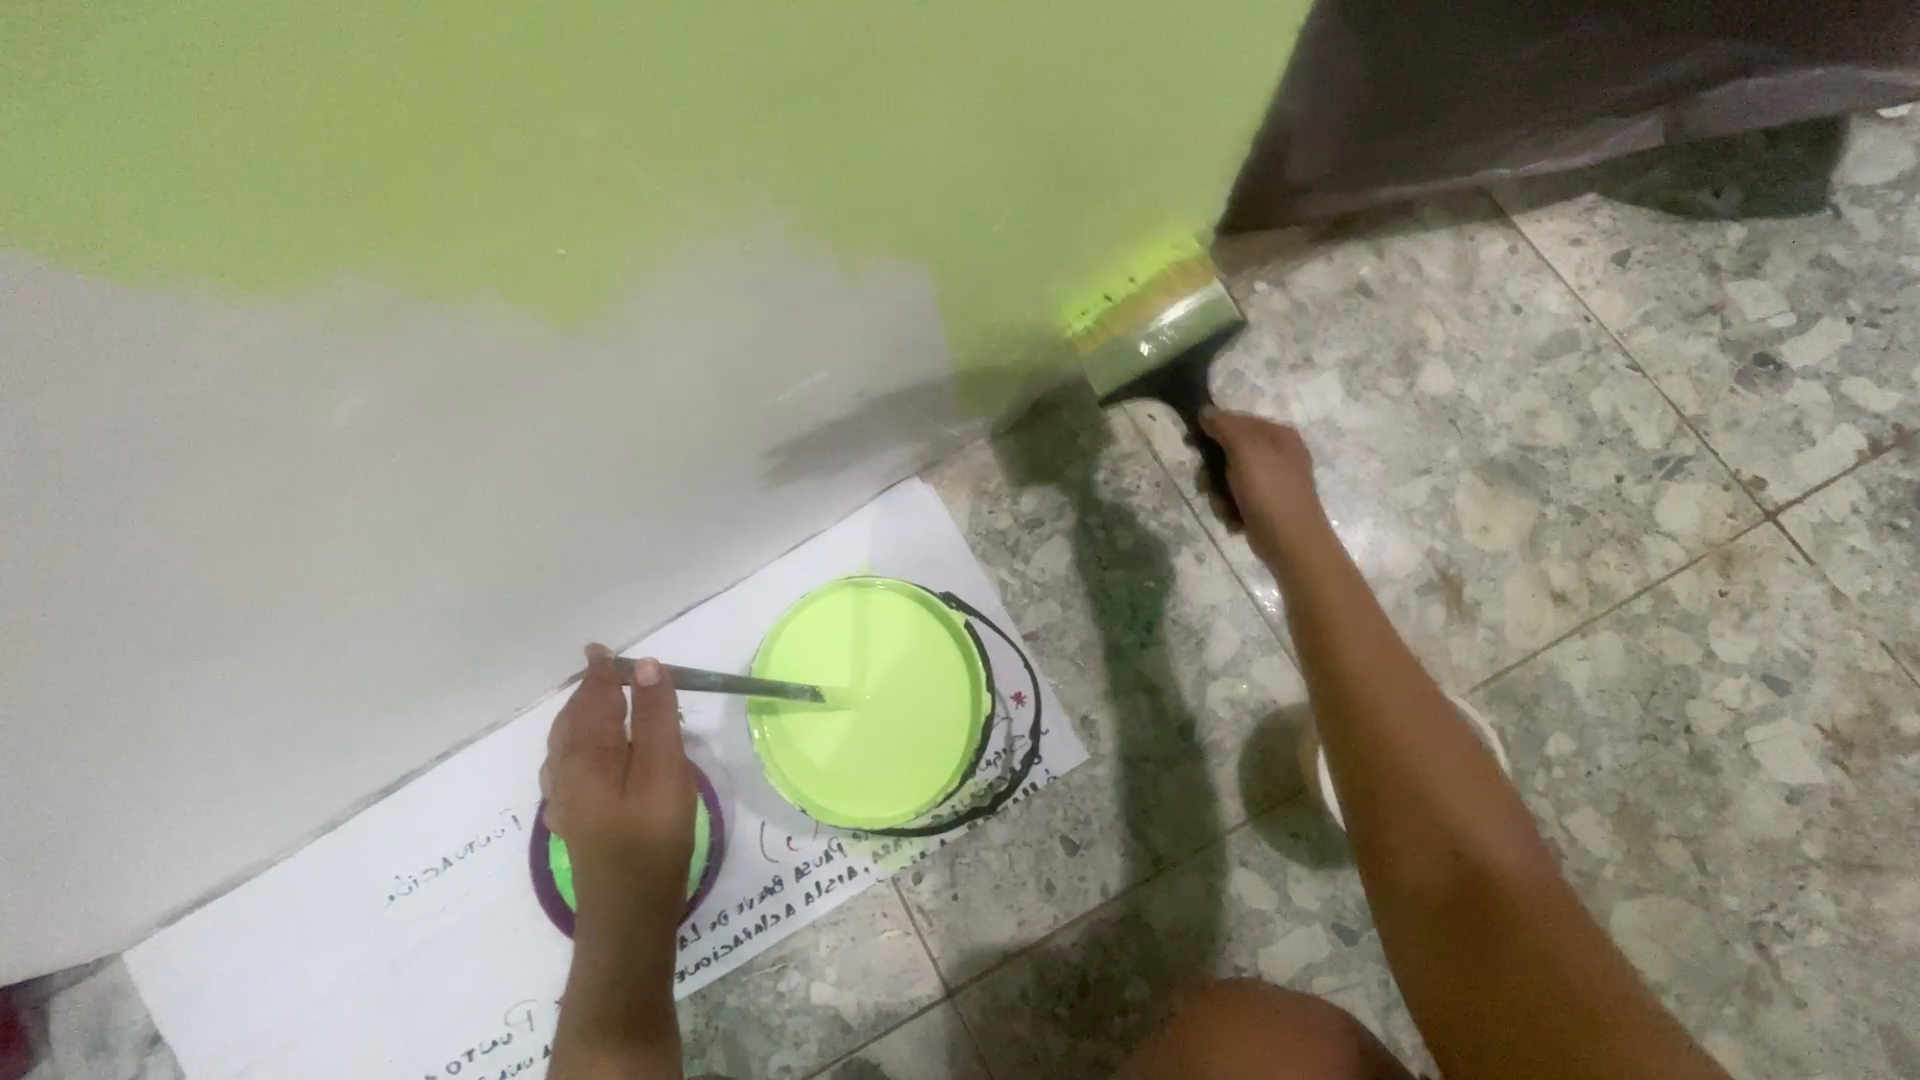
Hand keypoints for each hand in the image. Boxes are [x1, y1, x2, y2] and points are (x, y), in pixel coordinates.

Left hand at [541, 646, 696, 935]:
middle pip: (573, 719)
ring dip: (584, 717)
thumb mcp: (663, 770)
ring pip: (567, 744)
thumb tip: (645, 666)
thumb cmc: (652, 836)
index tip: (600, 650)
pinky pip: (570, 766)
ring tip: (603, 706)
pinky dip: (582, 744)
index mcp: (586, 753)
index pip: (593, 699)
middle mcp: (565, 771)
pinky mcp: (575, 819)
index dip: (600, 673)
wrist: (628, 912)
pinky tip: (592, 757)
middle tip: (612, 674)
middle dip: (590, 693)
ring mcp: (566, 799)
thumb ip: (655, 717)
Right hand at [1199, 409, 1334, 566]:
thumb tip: (1205, 411)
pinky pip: (1235, 497)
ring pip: (1228, 477)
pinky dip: (1229, 507)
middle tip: (1206, 484)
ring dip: (1218, 493)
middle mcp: (1277, 454)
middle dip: (1213, 470)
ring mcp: (1271, 480)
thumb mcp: (1246, 450)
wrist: (1291, 540)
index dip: (1211, 429)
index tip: (1189, 442)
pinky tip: (1233, 518)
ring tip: (1224, 506)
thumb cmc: (1269, 491)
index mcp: (1278, 435)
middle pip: (1228, 451)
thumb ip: (1225, 426)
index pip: (1236, 420)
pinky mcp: (1264, 504)